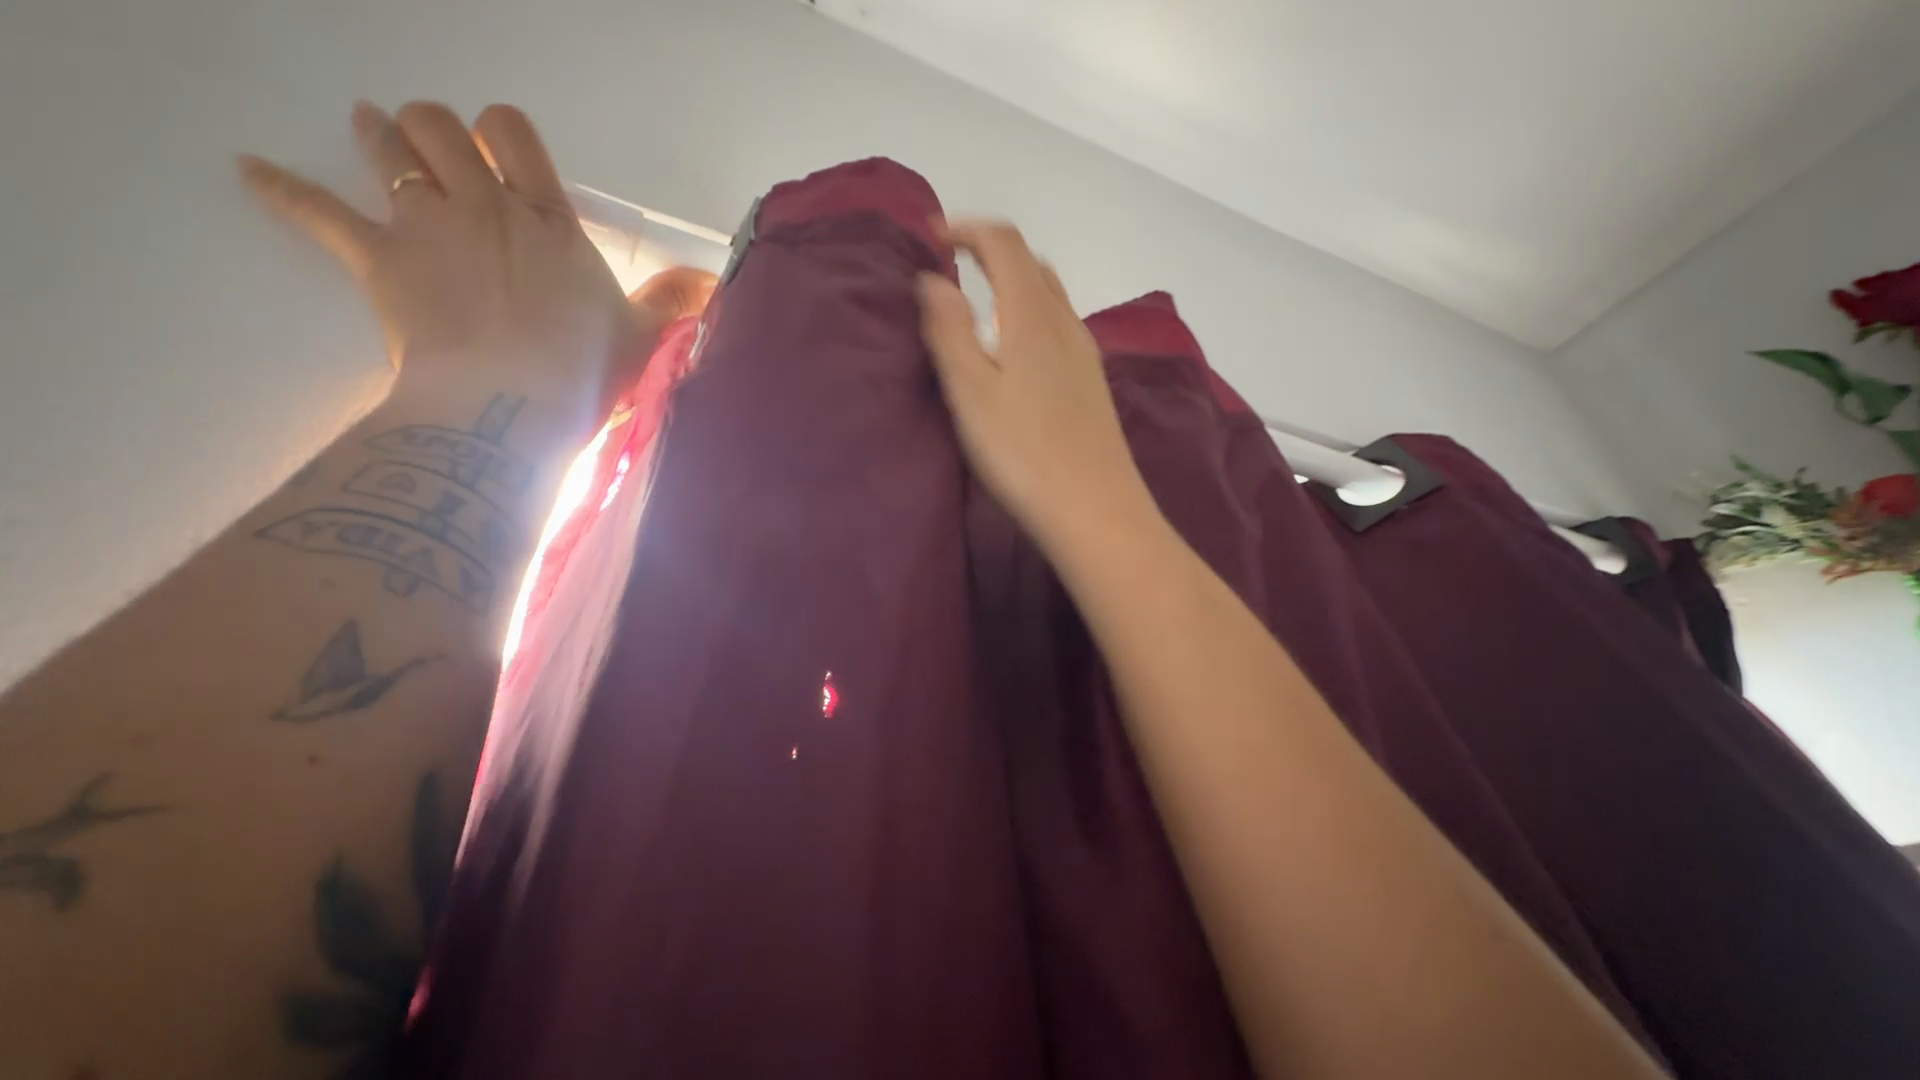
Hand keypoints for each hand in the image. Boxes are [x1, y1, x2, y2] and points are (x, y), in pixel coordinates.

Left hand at [241, 101, 673, 418]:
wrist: (512, 405)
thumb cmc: (585, 371)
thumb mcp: (644, 336)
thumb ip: (674, 301)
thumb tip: (715, 281)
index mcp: (546, 217)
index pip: (513, 134)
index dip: (501, 134)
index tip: (500, 153)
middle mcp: (484, 204)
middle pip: (442, 128)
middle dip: (436, 132)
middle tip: (438, 153)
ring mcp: (427, 226)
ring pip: (389, 149)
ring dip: (380, 137)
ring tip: (372, 129)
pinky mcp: (380, 260)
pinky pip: (320, 212)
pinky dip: (283, 189)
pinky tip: (250, 170)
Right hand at [918, 220, 1159, 552]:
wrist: (1095, 511)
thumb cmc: (1024, 453)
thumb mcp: (971, 392)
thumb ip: (949, 330)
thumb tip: (933, 279)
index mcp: (1033, 316)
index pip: (1004, 243)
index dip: (967, 228)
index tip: (932, 235)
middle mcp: (1066, 324)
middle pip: (1031, 264)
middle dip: (991, 251)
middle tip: (953, 264)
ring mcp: (1085, 356)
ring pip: (1049, 297)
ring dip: (1013, 284)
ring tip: (978, 306)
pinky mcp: (1092, 386)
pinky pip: (1058, 327)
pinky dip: (1029, 316)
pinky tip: (1013, 354)